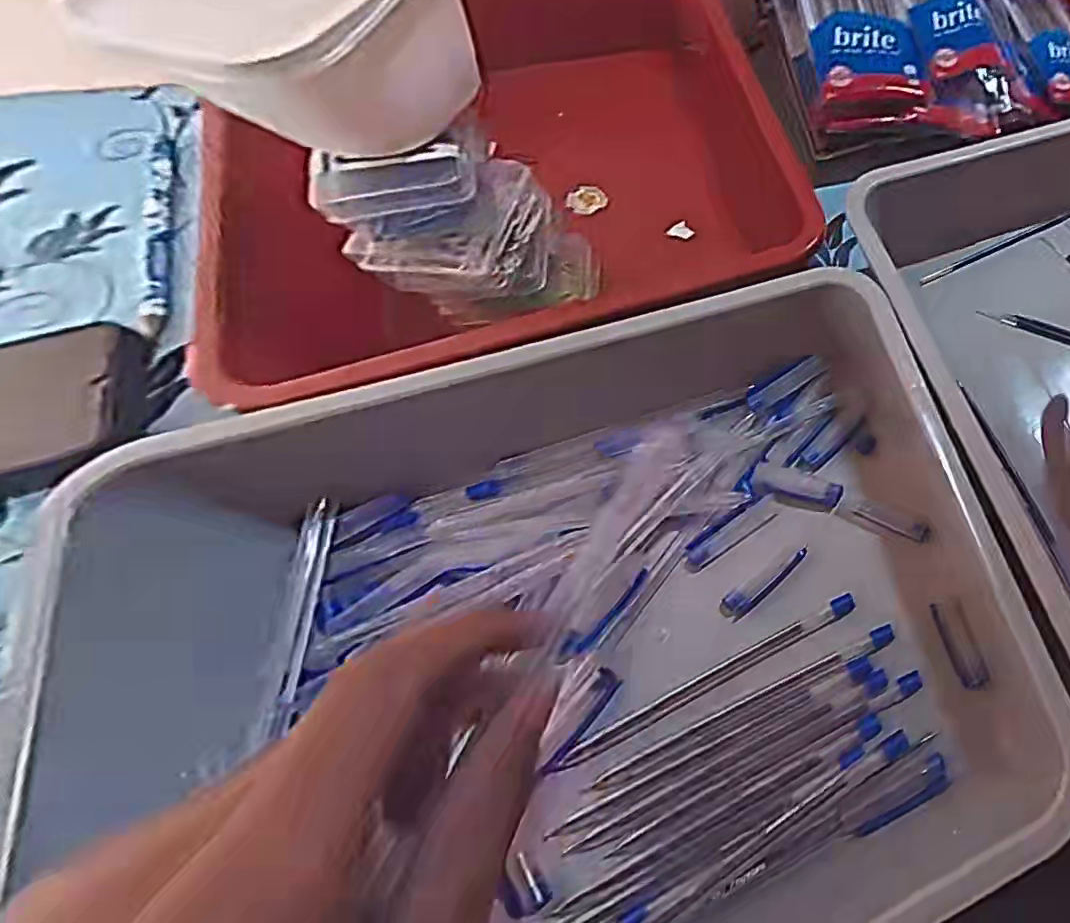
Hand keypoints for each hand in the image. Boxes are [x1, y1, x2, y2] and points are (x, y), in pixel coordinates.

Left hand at [8, 610, 557, 922]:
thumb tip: (535, 696)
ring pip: (299, 753)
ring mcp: (94, 880)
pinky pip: (243, 796)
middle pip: (340, 719)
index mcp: (247, 882)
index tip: (529, 630)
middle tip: (502, 727)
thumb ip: (484, 811)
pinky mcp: (83, 890)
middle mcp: (142, 865)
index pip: (376, 682)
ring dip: (385, 756)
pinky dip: (322, 797)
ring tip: (421, 813)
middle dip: (440, 709)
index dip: (470, 634)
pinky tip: (349, 846)